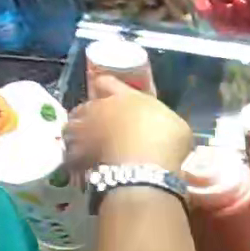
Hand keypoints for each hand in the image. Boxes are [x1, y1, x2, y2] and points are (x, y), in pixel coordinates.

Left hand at [64, 76, 192, 171]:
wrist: (144, 168)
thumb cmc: (166, 142)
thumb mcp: (177, 127)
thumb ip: (164, 123)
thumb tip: (165, 129)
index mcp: (125, 96)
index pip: (107, 82)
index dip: (105, 87)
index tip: (106, 92)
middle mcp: (100, 108)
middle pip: (85, 106)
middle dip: (90, 116)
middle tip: (101, 128)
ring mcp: (84, 131)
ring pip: (72, 129)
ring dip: (78, 136)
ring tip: (88, 148)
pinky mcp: (75, 156)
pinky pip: (71, 155)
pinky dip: (76, 160)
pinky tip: (85, 167)